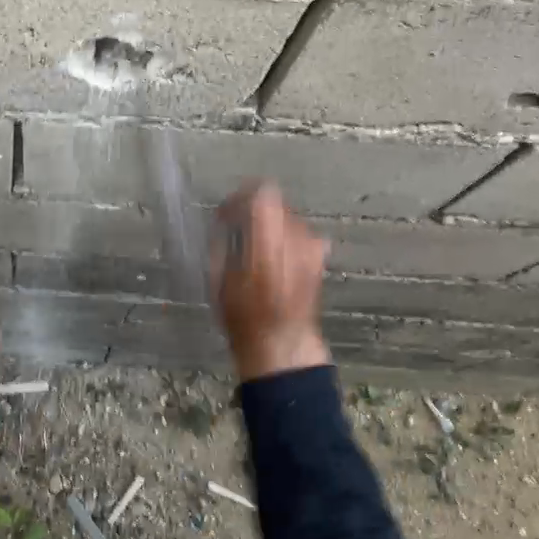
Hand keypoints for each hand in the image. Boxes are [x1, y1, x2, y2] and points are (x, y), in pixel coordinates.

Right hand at [210, 179, 332, 380]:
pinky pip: (301, 232)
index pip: (262, 194)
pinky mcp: (319, 258)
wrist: (283, 344)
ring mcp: (312, 248)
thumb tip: (223, 221)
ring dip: (270, 222)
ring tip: (256, 245)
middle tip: (236, 229)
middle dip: (254, 209)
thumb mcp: (219, 278)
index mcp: (266, 242)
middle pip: (275, 201)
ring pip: (288, 215)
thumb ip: (222, 242)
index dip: (240, 197)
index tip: (226, 214)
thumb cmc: (243, 315)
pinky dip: (286, 235)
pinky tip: (275, 255)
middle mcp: (294, 239)